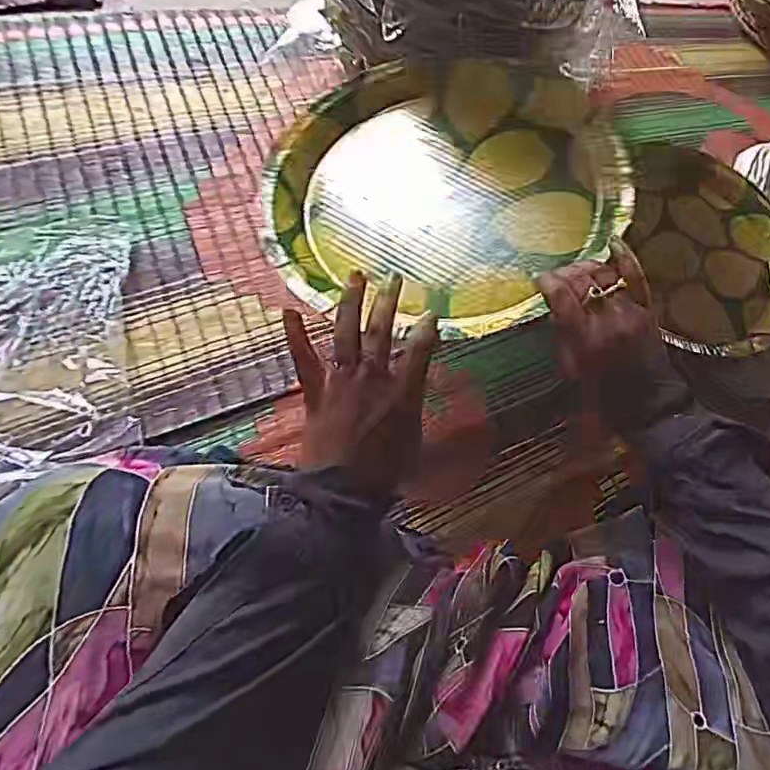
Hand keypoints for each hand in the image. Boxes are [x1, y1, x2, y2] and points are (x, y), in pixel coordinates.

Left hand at [281, 272, 437, 490]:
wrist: (340, 492)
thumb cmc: (386, 473)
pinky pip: (303, 359)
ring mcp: (341, 382)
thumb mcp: (426, 452)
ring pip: (346, 334)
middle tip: (393, 278)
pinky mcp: (316, 392)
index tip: (432, 313)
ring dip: (350, 304)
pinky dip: (294, 335)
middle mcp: (372, 379)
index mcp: (403, 393)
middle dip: (389, 303)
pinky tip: (288, 311)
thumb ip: (451, 437)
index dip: (427, 330)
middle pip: (381, 332)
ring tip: (355, 277)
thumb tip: (480, 433)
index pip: (420, 351)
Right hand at [535, 240, 691, 434]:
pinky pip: (635, 275)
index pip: (562, 296)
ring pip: (604, 276)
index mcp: (586, 339)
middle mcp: (608, 321)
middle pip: (581, 281)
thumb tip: (556, 309)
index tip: (540, 280)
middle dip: (565, 275)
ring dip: (588, 270)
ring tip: (579, 275)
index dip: (548, 282)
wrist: (650, 406)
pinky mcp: (647, 308)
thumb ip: (564, 337)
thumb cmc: (608, 396)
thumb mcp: (574, 371)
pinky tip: (613, 244)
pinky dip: (624, 257)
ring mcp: (630, 312)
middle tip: (559, 280)